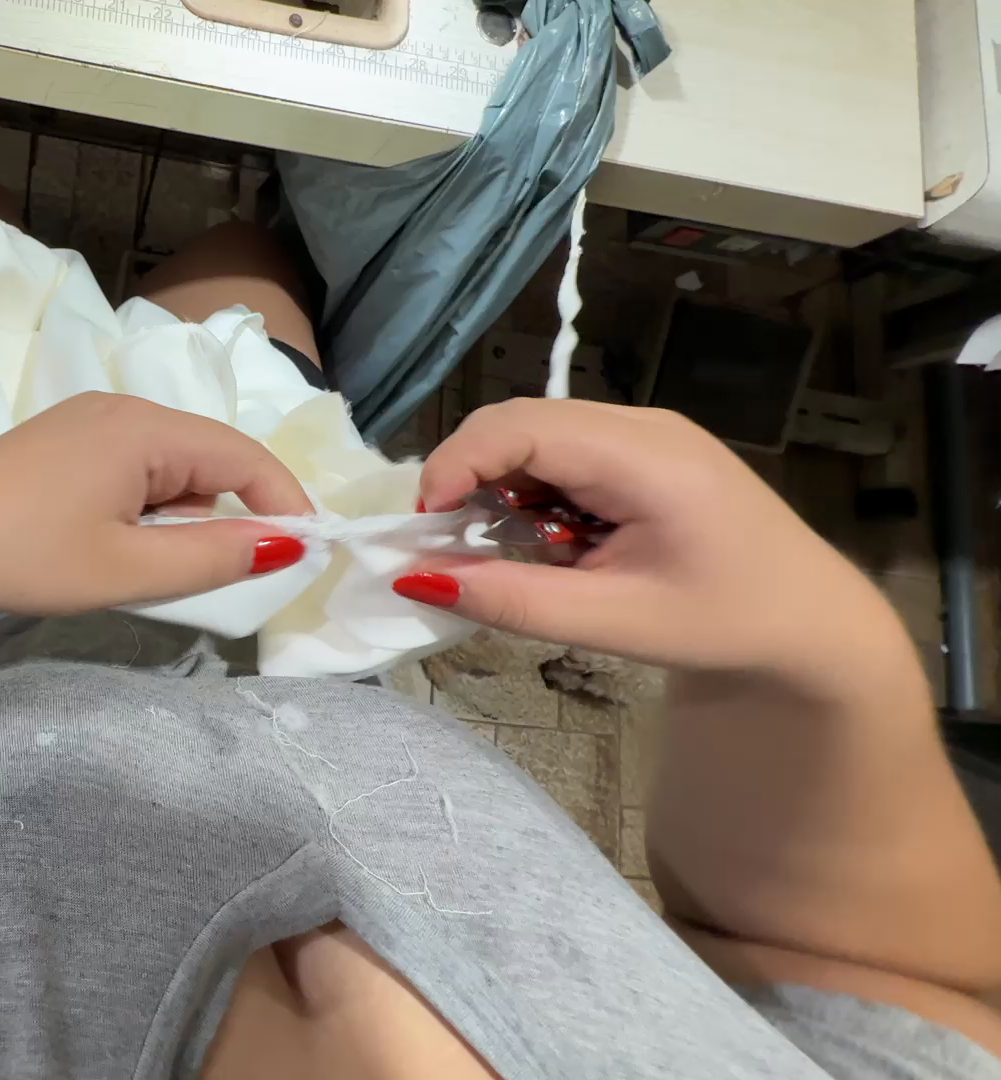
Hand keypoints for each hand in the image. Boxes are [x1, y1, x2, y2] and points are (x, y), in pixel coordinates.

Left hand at [0, 392, 314, 616]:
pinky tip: (109, 545)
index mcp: (145, 427)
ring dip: (176, 519)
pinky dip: (142, 510)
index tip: (304, 555)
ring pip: (166, 470)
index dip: (284, 503)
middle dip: (222, 517)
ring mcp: (85, 423)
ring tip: (138, 566)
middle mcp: (120, 409)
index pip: (244, 455)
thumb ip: (215, 556)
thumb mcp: (128, 568)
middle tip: (200, 578)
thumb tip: (287, 542)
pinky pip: (129, 471)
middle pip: (205, 459)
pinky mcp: (61, 444)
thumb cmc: (25, 557)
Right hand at [397, 399, 916, 688]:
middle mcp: (638, 426)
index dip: (455, 464)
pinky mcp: (630, 448)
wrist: (810, 625)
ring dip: (487, 480)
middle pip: (514, 420)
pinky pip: (546, 448)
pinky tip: (533, 530)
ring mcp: (637, 432)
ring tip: (492, 540)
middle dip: (462, 472)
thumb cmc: (721, 625)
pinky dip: (515, 485)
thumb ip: (509, 600)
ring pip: (523, 430)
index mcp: (646, 458)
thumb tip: (414, 577)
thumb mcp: (610, 622)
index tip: (426, 525)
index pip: (519, 427)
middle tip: (447, 536)